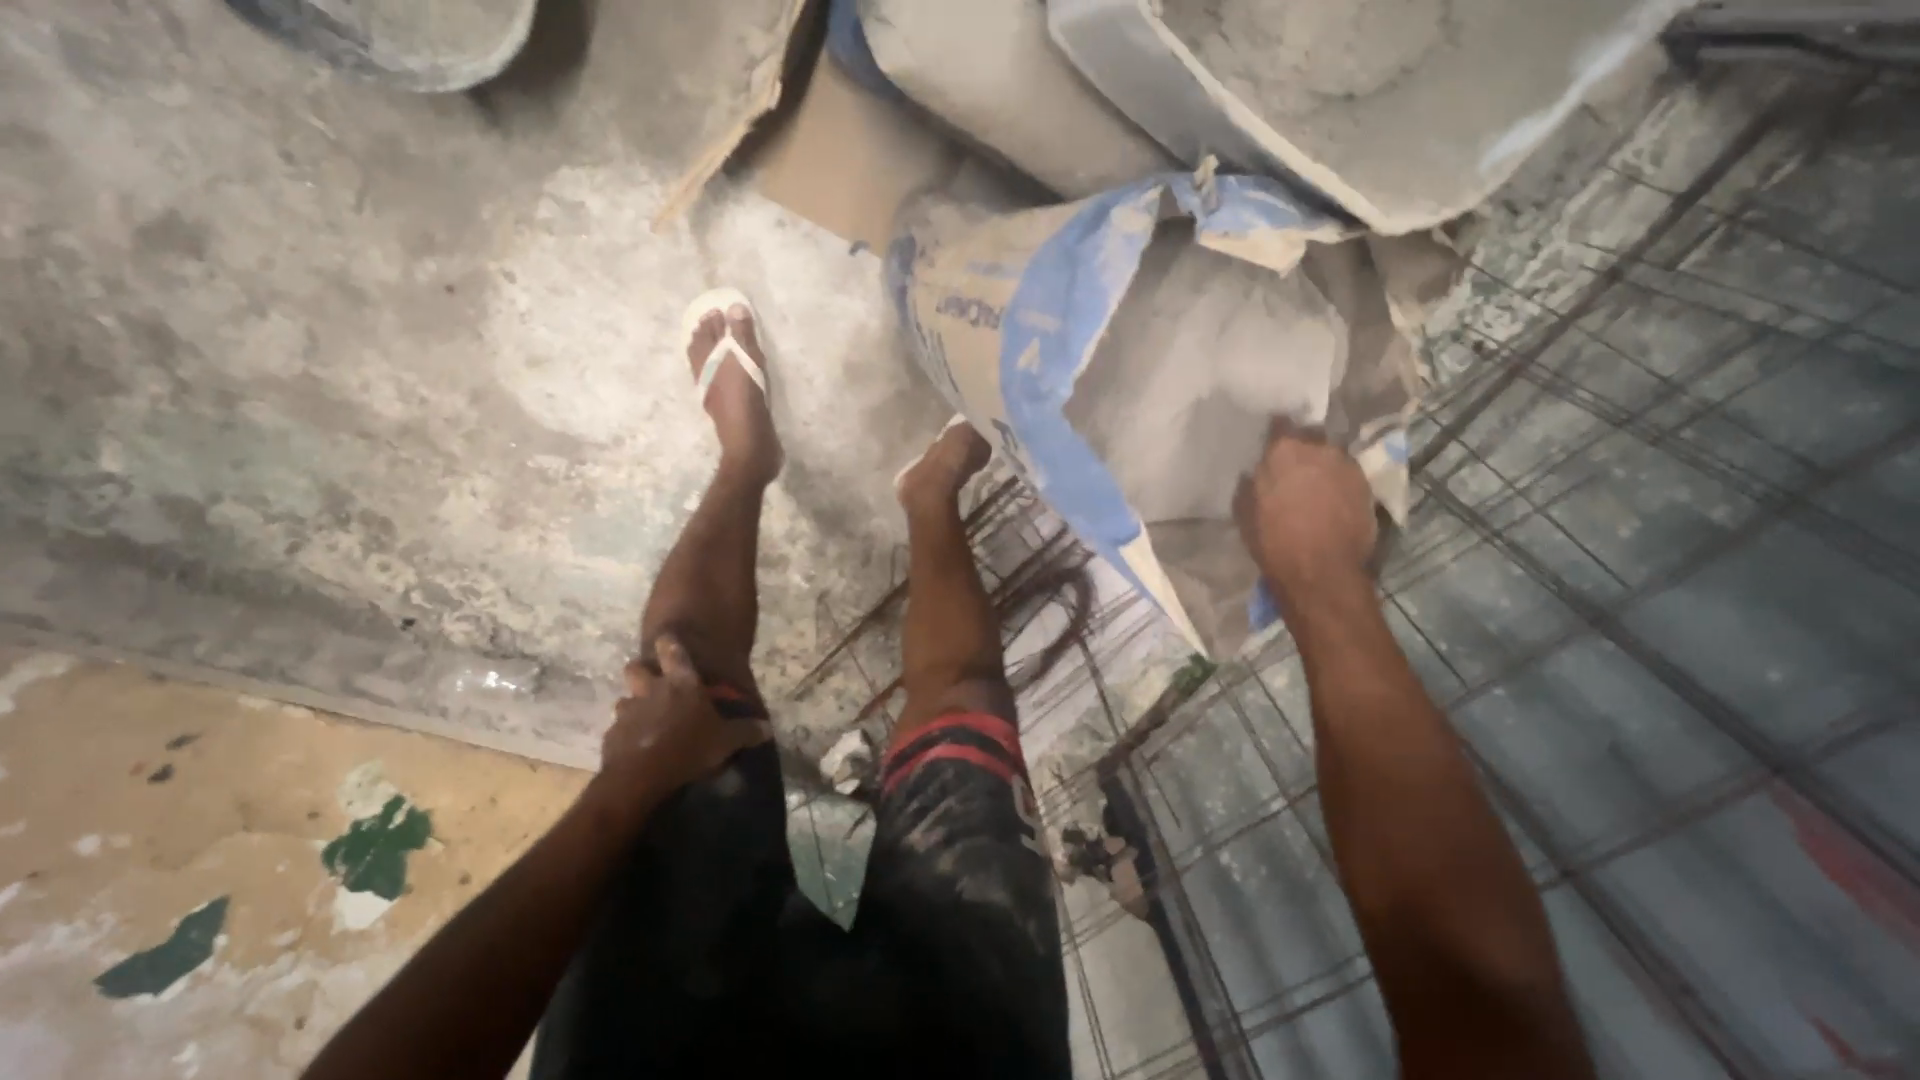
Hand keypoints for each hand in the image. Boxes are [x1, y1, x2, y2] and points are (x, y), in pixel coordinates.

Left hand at [599, 635, 771, 803]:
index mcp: (682, 684)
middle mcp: (651, 691)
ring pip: (624, 699)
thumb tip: (767, 728)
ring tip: (643, 720)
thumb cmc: (690, 748)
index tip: (665, 637)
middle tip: (650, 681)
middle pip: (635, 668)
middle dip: (640, 670)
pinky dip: (626, 735)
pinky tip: (635, 748)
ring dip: (633, 706)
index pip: (673, 652)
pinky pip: (618, 729)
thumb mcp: (726, 741)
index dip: (668, 642)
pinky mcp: (612, 736)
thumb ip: (746, 732)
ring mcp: (628, 712)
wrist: (642, 776)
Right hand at [1234, 423, 1378, 602]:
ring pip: (1331, 456)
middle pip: (1310, 437)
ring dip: (1323, 466)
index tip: (1272, 444)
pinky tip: (1333, 501)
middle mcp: (1319, 448)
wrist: (1321, 571)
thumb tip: (1255, 474)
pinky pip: (1348, 475)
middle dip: (1303, 448)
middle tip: (1294, 468)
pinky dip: (1339, 483)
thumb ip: (1250, 484)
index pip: (1280, 424)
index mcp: (1284, 450)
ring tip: (1316, 487)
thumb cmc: (1273, 541)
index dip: (1276, 433)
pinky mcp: (1367, 485)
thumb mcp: (1244, 512)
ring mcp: (1347, 465)